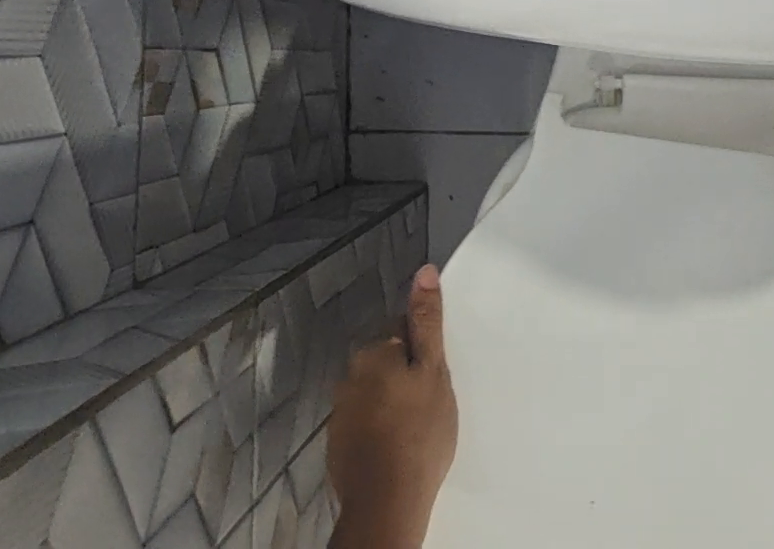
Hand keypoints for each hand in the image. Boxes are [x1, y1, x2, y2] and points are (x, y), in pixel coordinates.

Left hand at [329, 265, 458, 548]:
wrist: (387, 502)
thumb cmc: (419, 431)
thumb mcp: (433, 370)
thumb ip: (427, 321)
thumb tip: (424, 271)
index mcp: (372, 351)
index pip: (401, 330)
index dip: (424, 351)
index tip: (436, 374)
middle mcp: (348, 375)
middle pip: (387, 361)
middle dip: (407, 375)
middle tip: (431, 401)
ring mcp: (339, 412)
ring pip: (376, 392)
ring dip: (393, 401)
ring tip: (417, 427)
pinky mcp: (338, 443)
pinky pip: (365, 422)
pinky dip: (380, 428)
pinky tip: (397, 446)